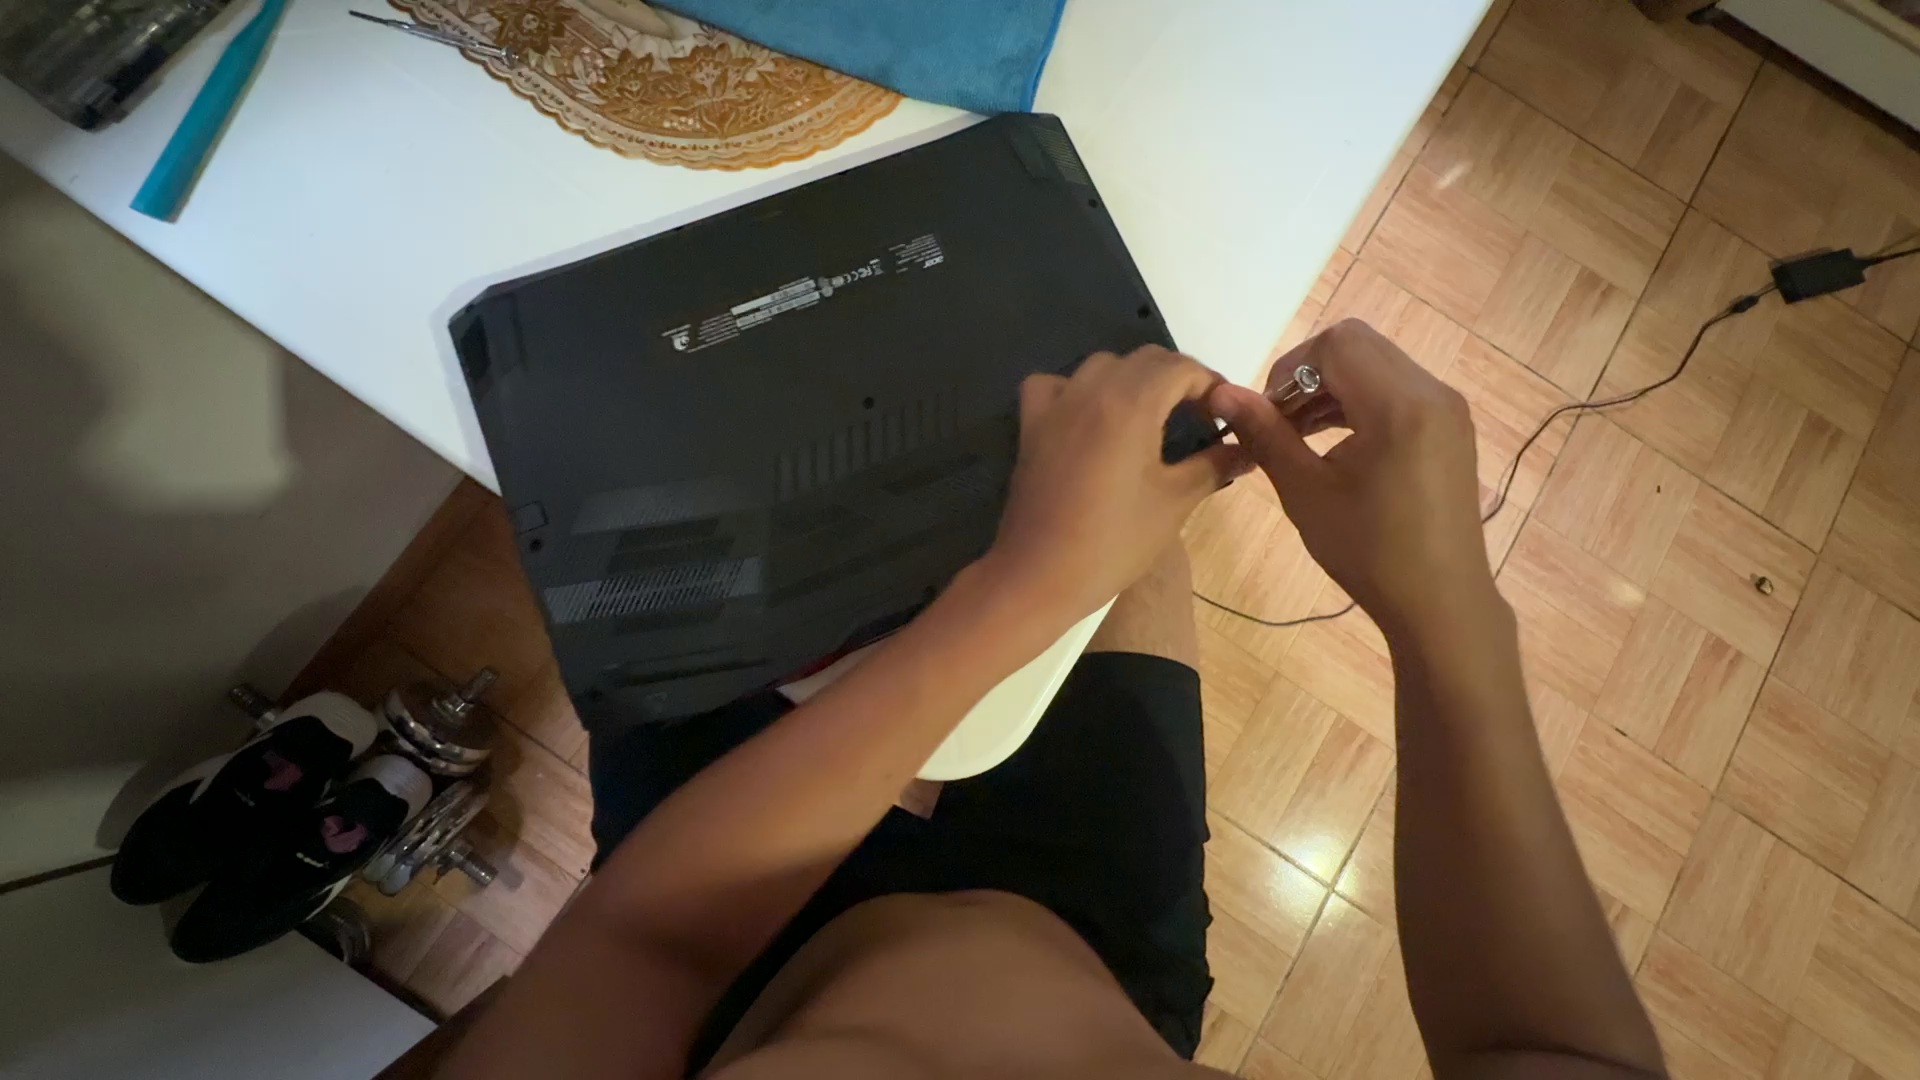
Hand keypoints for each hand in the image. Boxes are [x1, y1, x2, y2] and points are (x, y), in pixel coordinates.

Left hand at [985, 346, 1245, 622]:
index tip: (1224, 417)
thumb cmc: (1113, 541)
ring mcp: (1055, 407)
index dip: (1211, 385)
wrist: (1039, 574)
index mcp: (1130, 403)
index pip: (1181, 368)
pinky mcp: (1030, 428)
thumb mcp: (1174, 502)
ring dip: (1131, 381)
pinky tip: (1087, 418)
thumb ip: (1212, 466)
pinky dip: (1075, 390)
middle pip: (1143, 360)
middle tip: (1195, 421)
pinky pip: (1052, 386)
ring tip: (1149, 419)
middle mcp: (1090, 391)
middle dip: (1176, 380)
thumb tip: (1246, 451)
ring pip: (1100, 367)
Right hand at [1209, 320, 1497, 643]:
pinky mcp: (1448, 426)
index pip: (1336, 344)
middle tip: (1279, 422)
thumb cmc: (1366, 550)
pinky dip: (1356, 402)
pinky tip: (1331, 443)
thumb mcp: (1304, 491)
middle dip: (1307, 374)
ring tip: (1297, 435)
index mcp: (1400, 406)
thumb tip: (1220, 393)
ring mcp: (1446, 409)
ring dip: (1329, 387)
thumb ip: (1264, 433)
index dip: (1289, 368)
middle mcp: (1432, 393)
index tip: (1266, 414)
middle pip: (1357, 346)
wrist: (1438, 600)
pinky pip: (1395, 390)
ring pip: (1376, 365)